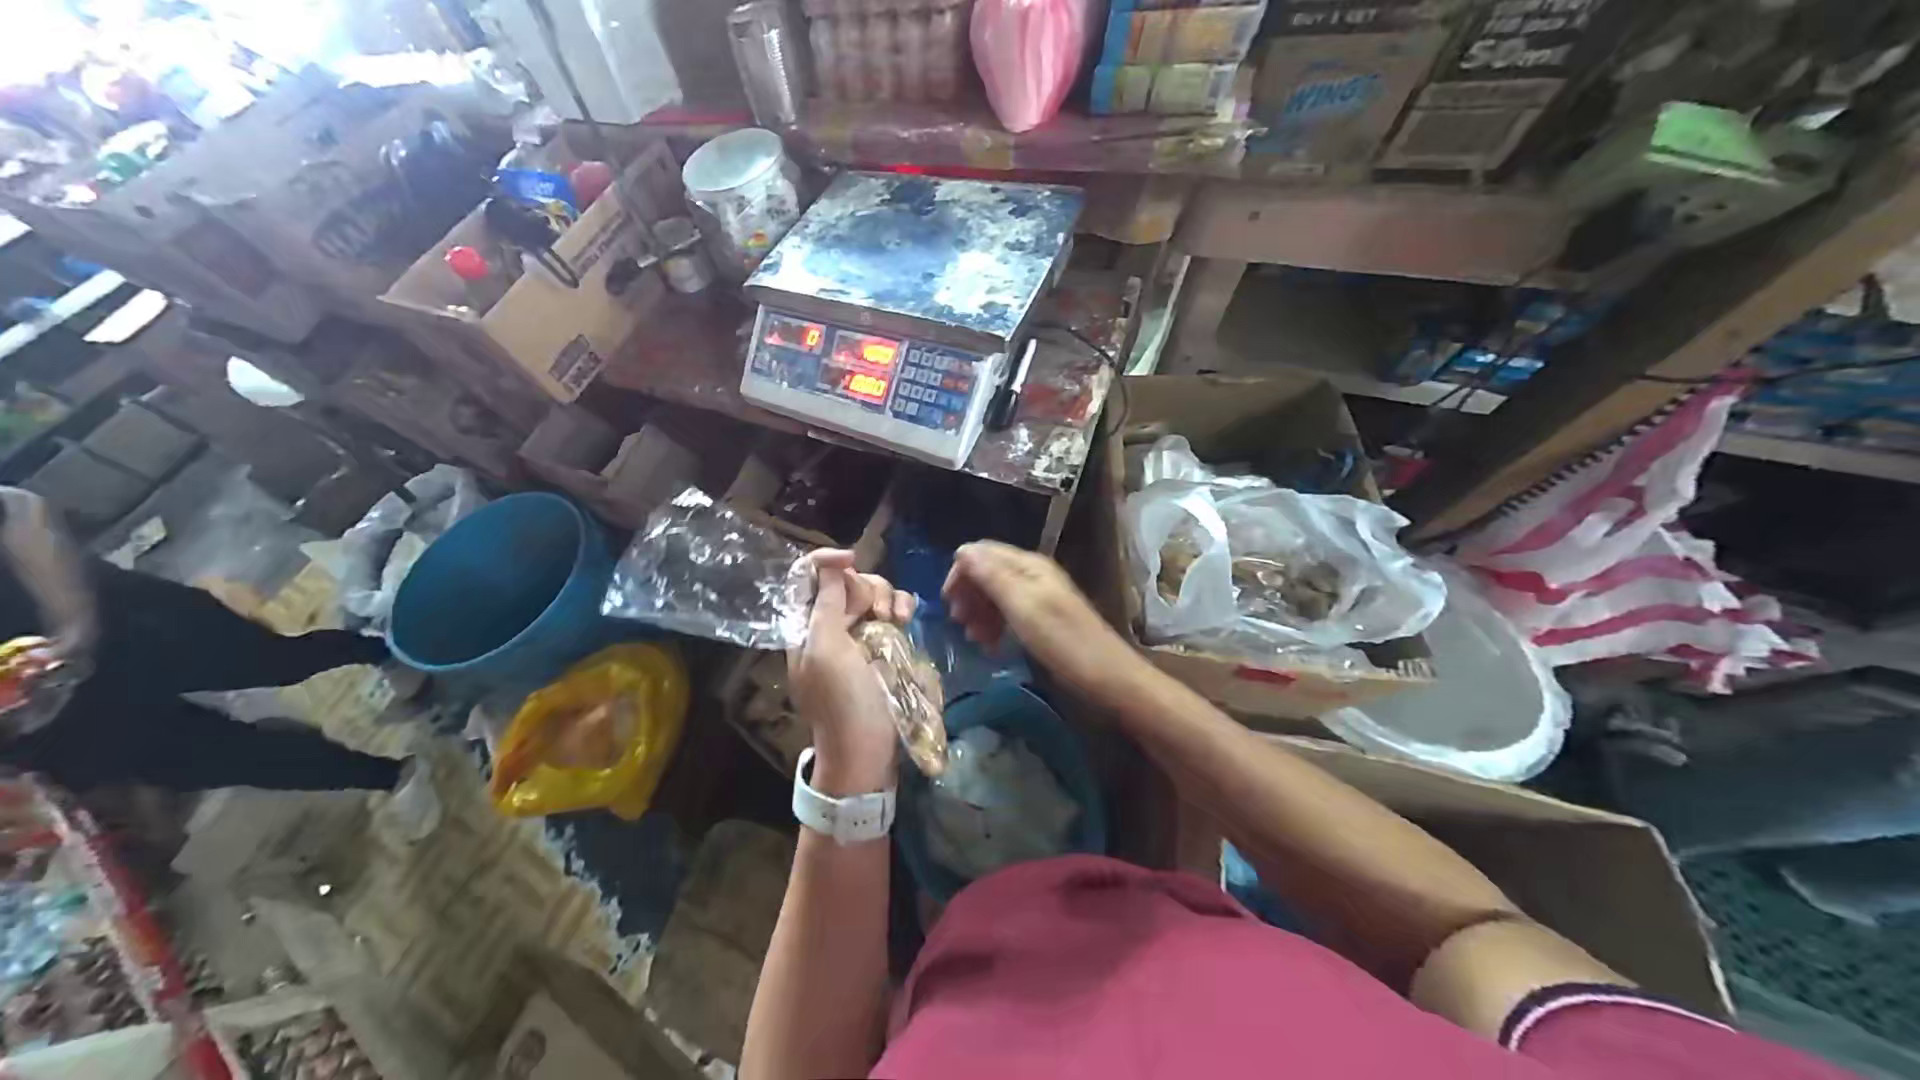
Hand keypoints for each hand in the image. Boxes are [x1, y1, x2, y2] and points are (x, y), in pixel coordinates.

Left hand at [787, 550, 916, 794]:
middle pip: (848, 582)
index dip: (827, 561)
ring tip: (898, 619)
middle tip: (878, 612)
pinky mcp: (885, 646)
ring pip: (874, 595)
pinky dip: (901, 609)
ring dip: (888, 597)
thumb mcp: (826, 651)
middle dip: (867, 586)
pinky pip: (893, 613)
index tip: (852, 560)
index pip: (809, 577)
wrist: (867, 751)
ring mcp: (860, 636)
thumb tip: (831, 566)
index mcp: (806, 626)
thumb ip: (824, 605)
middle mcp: (831, 627)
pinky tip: (906, 619)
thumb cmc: (843, 701)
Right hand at [942, 541, 1141, 706]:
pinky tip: (990, 645)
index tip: (948, 602)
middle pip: (987, 572)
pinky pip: (1008, 613)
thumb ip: (992, 576)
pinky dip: (994, 625)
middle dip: (968, 594)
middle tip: (958, 623)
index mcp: (1028, 565)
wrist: (1106, 676)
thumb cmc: (1062, 640)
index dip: (960, 573)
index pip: (982, 553)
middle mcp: (1032, 575)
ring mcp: (1038, 597)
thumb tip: (962, 551)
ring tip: (972, 638)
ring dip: (979, 612)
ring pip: (995, 594)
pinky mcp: (1041, 619)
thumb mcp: (1022, 606)